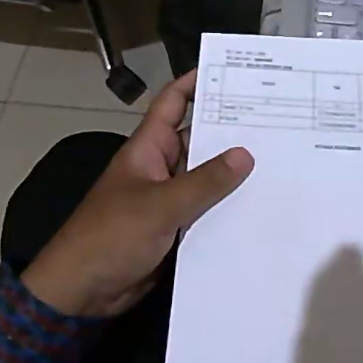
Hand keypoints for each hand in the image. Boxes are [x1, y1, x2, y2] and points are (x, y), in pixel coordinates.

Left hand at [22, 72, 253, 316]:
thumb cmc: (111, 236)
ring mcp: (168, 197)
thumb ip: (204, 181)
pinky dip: (228, 205)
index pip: (173, 102)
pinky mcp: (175, 226)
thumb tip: (246, 153)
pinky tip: (260, 202)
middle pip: (199, 139)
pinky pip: (206, 207)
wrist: (82, 293)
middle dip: (231, 129)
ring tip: (280, 157)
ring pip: (207, 175)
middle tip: (277, 118)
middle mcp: (161, 166)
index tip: (231, 70)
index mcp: (148, 148)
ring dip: (234, 171)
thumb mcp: (159, 205)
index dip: (196, 81)